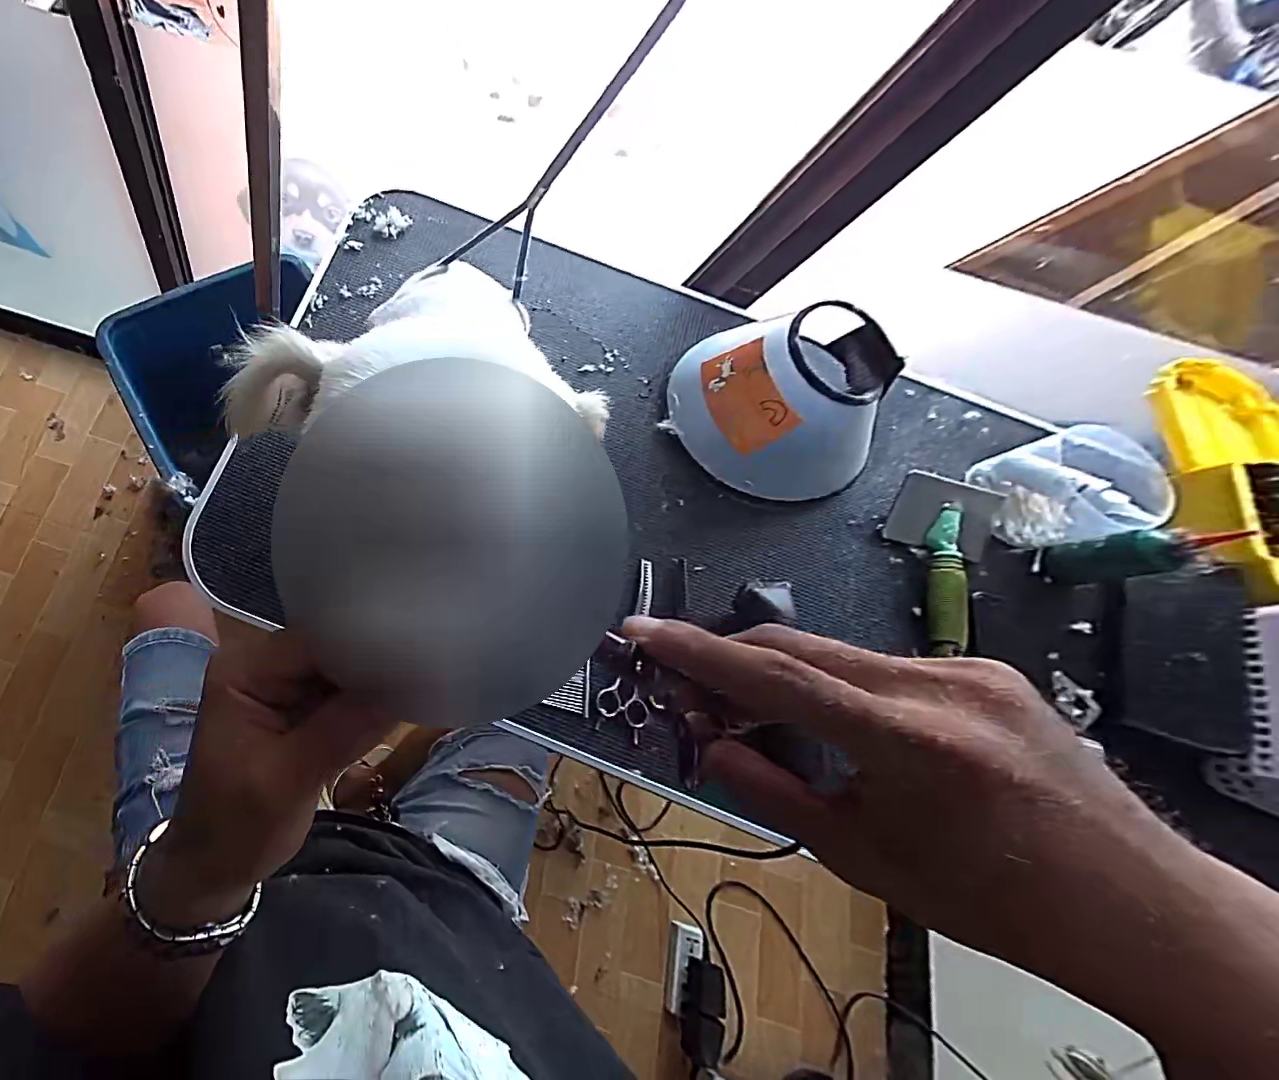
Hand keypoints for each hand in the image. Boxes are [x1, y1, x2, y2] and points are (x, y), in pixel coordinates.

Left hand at [137, 630, 395, 926]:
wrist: (213, 865)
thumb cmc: (235, 827)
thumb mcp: (286, 782)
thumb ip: (339, 732)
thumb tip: (398, 690)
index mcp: (243, 672)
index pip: (312, 642)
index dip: (362, 644)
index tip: (413, 652)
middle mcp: (261, 668)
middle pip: (329, 650)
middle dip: (374, 662)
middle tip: (427, 669)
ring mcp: (281, 688)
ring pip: (340, 672)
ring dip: (375, 683)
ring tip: (424, 682)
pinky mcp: (297, 710)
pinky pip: (340, 696)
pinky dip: (366, 704)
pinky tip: (403, 703)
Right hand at [624, 617, 1200, 982]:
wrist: (1146, 913)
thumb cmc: (995, 900)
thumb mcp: (860, 856)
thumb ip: (769, 789)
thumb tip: (709, 744)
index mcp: (913, 742)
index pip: (776, 676)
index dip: (695, 651)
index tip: (641, 630)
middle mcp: (942, 688)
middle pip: (794, 648)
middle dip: (723, 662)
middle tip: (680, 691)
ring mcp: (969, 672)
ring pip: (828, 652)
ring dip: (770, 677)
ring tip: (737, 713)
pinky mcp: (981, 672)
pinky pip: (868, 663)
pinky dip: (819, 682)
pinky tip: (810, 717)